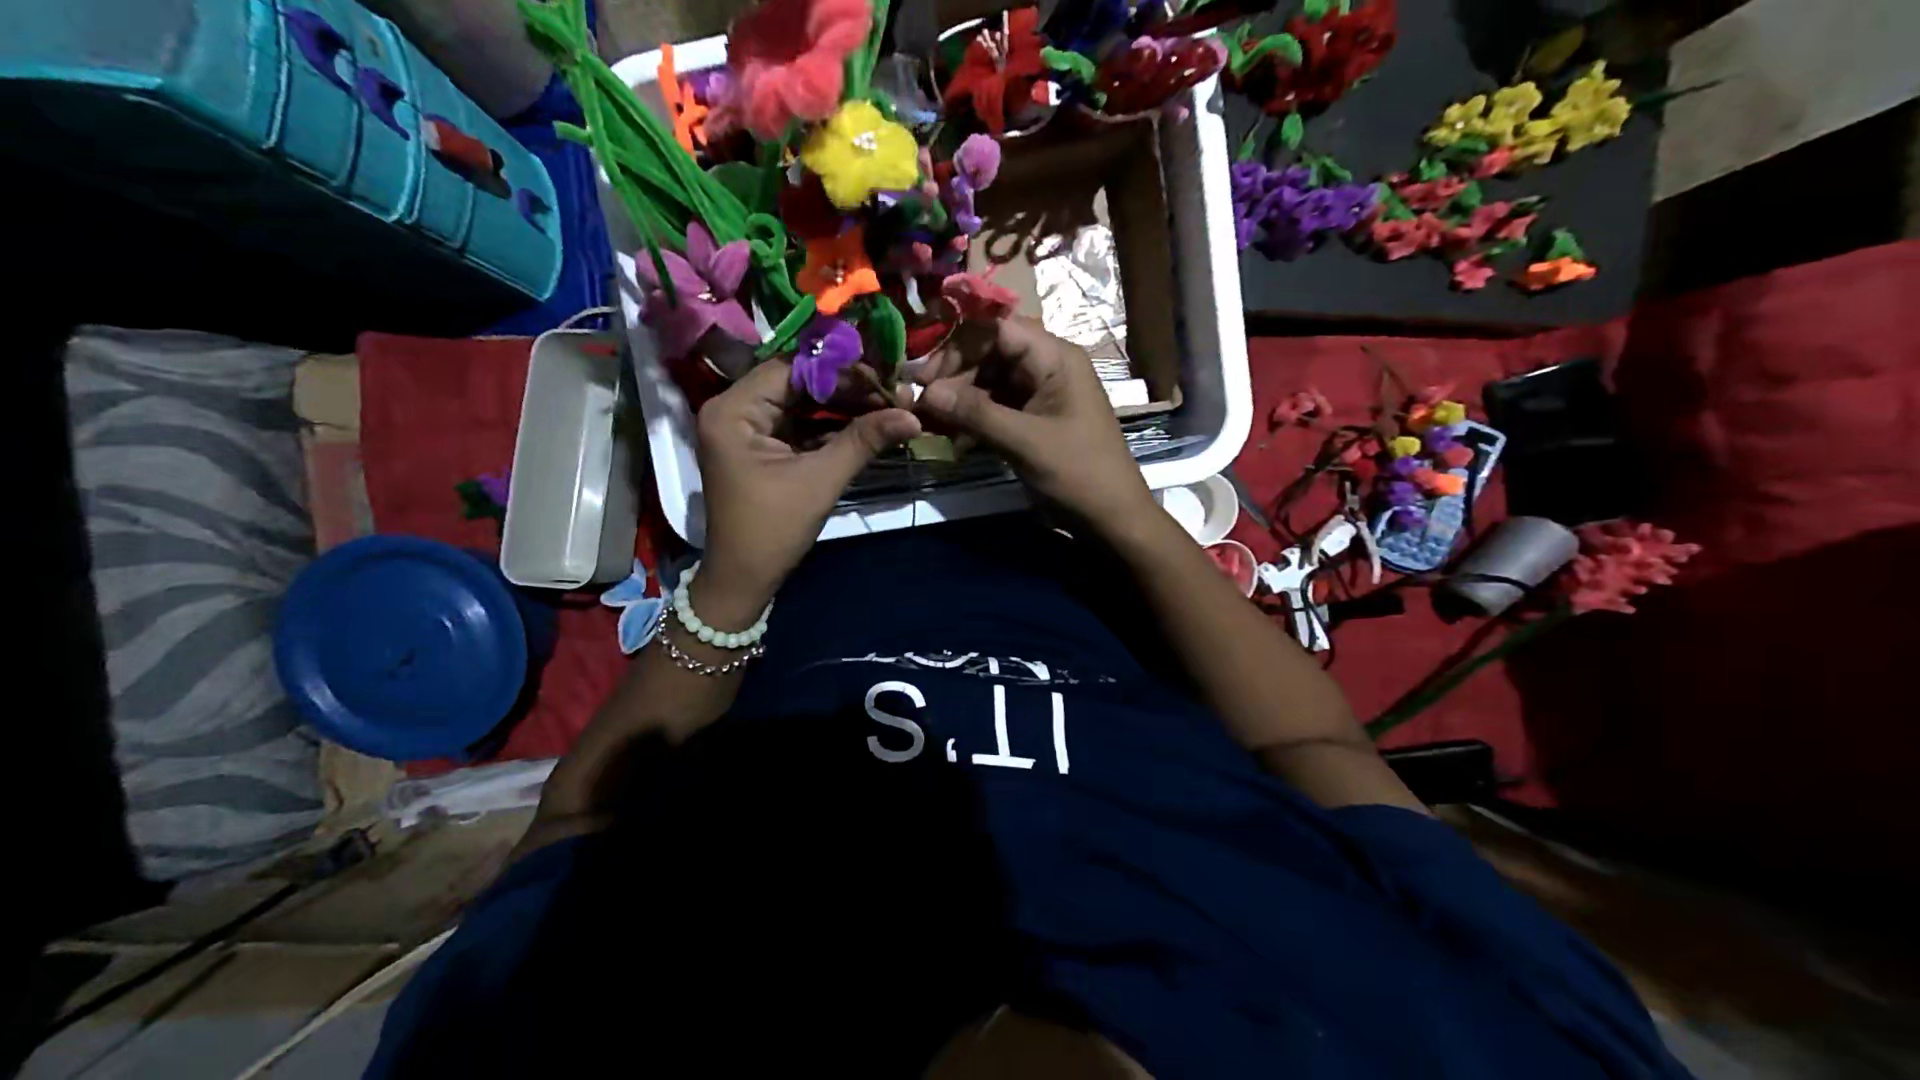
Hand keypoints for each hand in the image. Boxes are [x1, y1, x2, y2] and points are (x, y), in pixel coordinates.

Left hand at [695, 360, 920, 621]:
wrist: (744, 578)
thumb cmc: (773, 530)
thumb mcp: (820, 480)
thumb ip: (863, 440)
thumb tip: (913, 415)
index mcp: (733, 410)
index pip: (792, 369)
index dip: (841, 371)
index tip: (885, 378)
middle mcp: (734, 409)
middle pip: (798, 382)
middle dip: (847, 388)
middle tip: (894, 393)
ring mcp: (746, 427)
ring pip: (802, 402)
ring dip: (844, 406)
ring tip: (889, 406)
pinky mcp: (761, 445)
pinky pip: (800, 423)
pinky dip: (831, 425)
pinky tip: (868, 424)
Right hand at [914, 317, 1153, 534]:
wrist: (1112, 518)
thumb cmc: (1078, 474)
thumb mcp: (1024, 442)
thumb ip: (975, 413)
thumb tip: (925, 393)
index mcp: (1055, 357)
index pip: (997, 328)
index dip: (958, 344)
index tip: (925, 374)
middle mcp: (1046, 366)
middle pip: (989, 353)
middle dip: (954, 375)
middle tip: (922, 404)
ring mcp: (1039, 393)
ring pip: (988, 381)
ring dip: (959, 399)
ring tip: (931, 423)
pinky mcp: (1032, 419)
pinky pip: (995, 407)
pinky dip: (972, 418)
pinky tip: (951, 437)